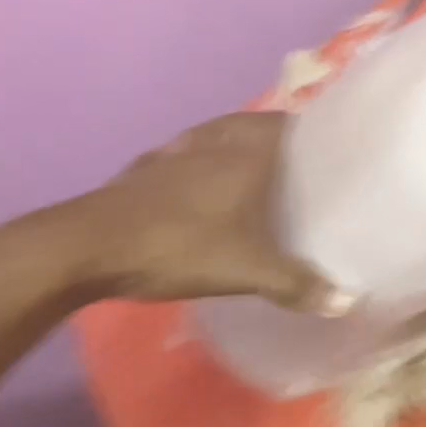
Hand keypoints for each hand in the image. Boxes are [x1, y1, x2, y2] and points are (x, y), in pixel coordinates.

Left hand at [66, 112, 353, 315]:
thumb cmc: (178, 245)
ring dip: (228, 143)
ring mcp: (171, 155)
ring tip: (244, 165)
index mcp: (250, 153)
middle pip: (252, 123)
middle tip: (292, 158)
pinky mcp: (135, 173)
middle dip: (272, 134)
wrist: (77, 250)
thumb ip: (296, 284)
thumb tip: (349, 303)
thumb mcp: (246, 271)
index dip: (312, 128)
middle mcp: (216, 144)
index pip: (292, 123)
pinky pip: (175, 157)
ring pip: (211, 135)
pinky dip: (187, 163)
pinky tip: (186, 184)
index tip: (331, 143)